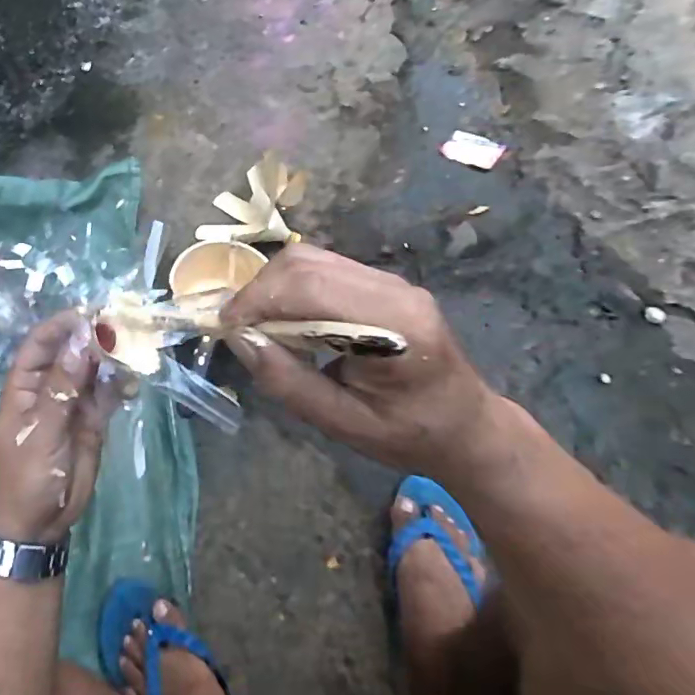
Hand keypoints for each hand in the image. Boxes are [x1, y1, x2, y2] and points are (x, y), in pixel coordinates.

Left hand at [0, 311, 115, 543]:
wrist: (39, 524)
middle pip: (71, 351)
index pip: (41, 343)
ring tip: (134, 347)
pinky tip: (134, 378)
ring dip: (111, 358)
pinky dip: (121, 384)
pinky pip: (108, 394)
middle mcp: (49, 387)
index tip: (88, 314)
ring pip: (93, 370)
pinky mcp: (93, 420)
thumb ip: (62, 387)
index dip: (61, 326)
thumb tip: (79, 339)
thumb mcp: (41, 431)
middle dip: (93, 337)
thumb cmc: (26, 477)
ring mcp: (72, 403)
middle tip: (121, 326)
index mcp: (25, 385)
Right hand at [222, 244, 497, 472]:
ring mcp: (390, 280)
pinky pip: (324, 268)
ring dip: (273, 286)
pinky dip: (292, 287)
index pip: (311, 288)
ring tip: (257, 323)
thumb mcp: (344, 424)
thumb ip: (290, 382)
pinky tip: (286, 317)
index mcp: (395, 325)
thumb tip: (240, 339)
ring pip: (312, 258)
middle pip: (307, 263)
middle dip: (261, 290)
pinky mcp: (381, 282)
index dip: (259, 300)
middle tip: (238, 327)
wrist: (468, 427)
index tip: (226, 326)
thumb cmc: (410, 436)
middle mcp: (394, 289)